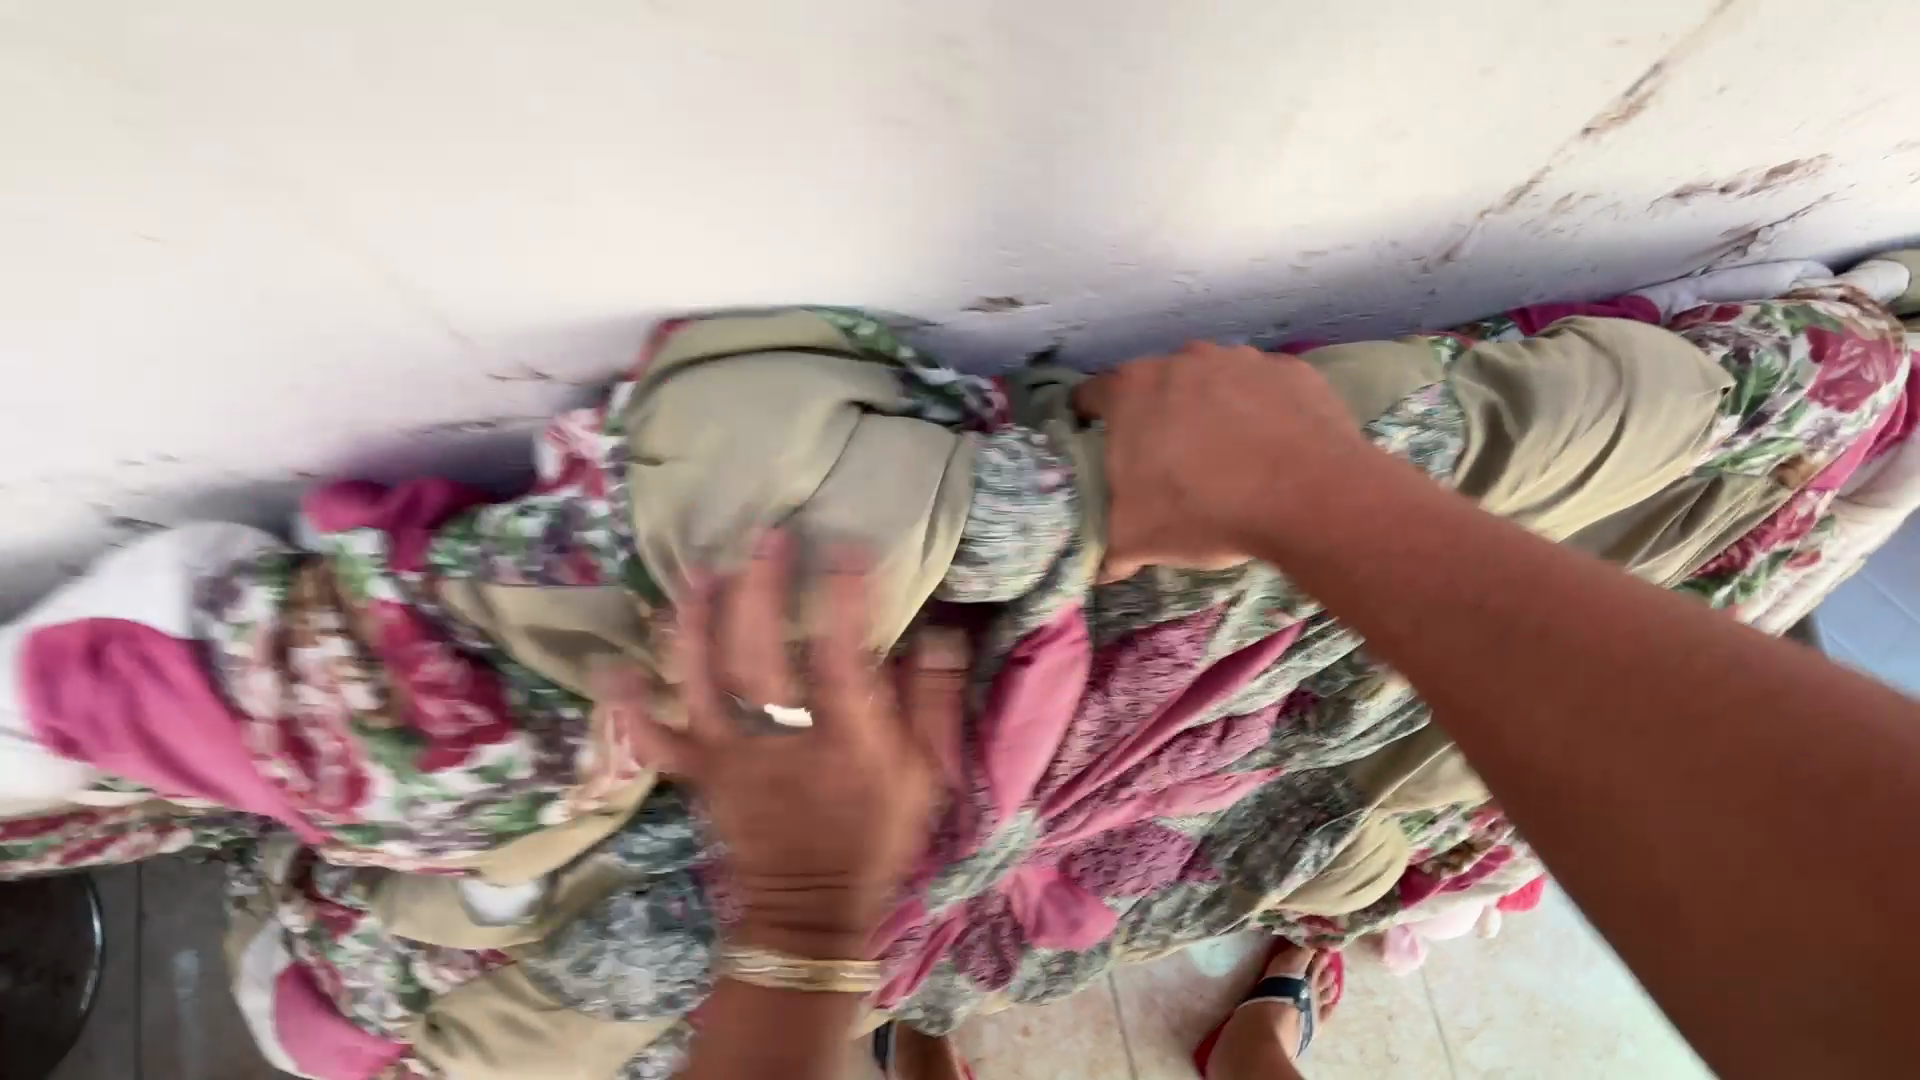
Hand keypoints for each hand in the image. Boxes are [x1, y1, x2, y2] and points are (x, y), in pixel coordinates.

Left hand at [591, 529, 966, 959]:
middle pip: (761, 656)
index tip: (847, 549)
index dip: (843, 598)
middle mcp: (782, 739)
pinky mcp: (701, 776)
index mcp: (845, 737)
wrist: (812, 912)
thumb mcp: (926, 775)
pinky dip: (630, 707)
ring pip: (704, 682)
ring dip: (697, 625)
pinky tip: (613, 668)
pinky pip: (657, 741)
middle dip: (761, 590)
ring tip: (698, 575)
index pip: (841, 654)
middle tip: (766, 539)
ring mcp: (732, 756)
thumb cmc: (876, 836)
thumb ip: (934, 703)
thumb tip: (939, 632)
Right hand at [1072, 340, 1377, 579]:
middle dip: (1151, 418)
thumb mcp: (1136, 541)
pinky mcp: (1290, 369)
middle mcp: (1180, 361)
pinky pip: (1259, 388)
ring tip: (1222, 457)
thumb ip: (1108, 547)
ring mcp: (1239, 358)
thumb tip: (1104, 566)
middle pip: (1151, 386)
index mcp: (1130, 392)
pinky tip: (1268, 449)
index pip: (1089, 397)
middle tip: (1162, 463)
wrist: (1311, 497)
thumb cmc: (1204, 510)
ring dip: (1205, 410)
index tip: (1097, 448)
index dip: (1087, 423)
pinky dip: (1256, 411)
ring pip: (1207, 382)